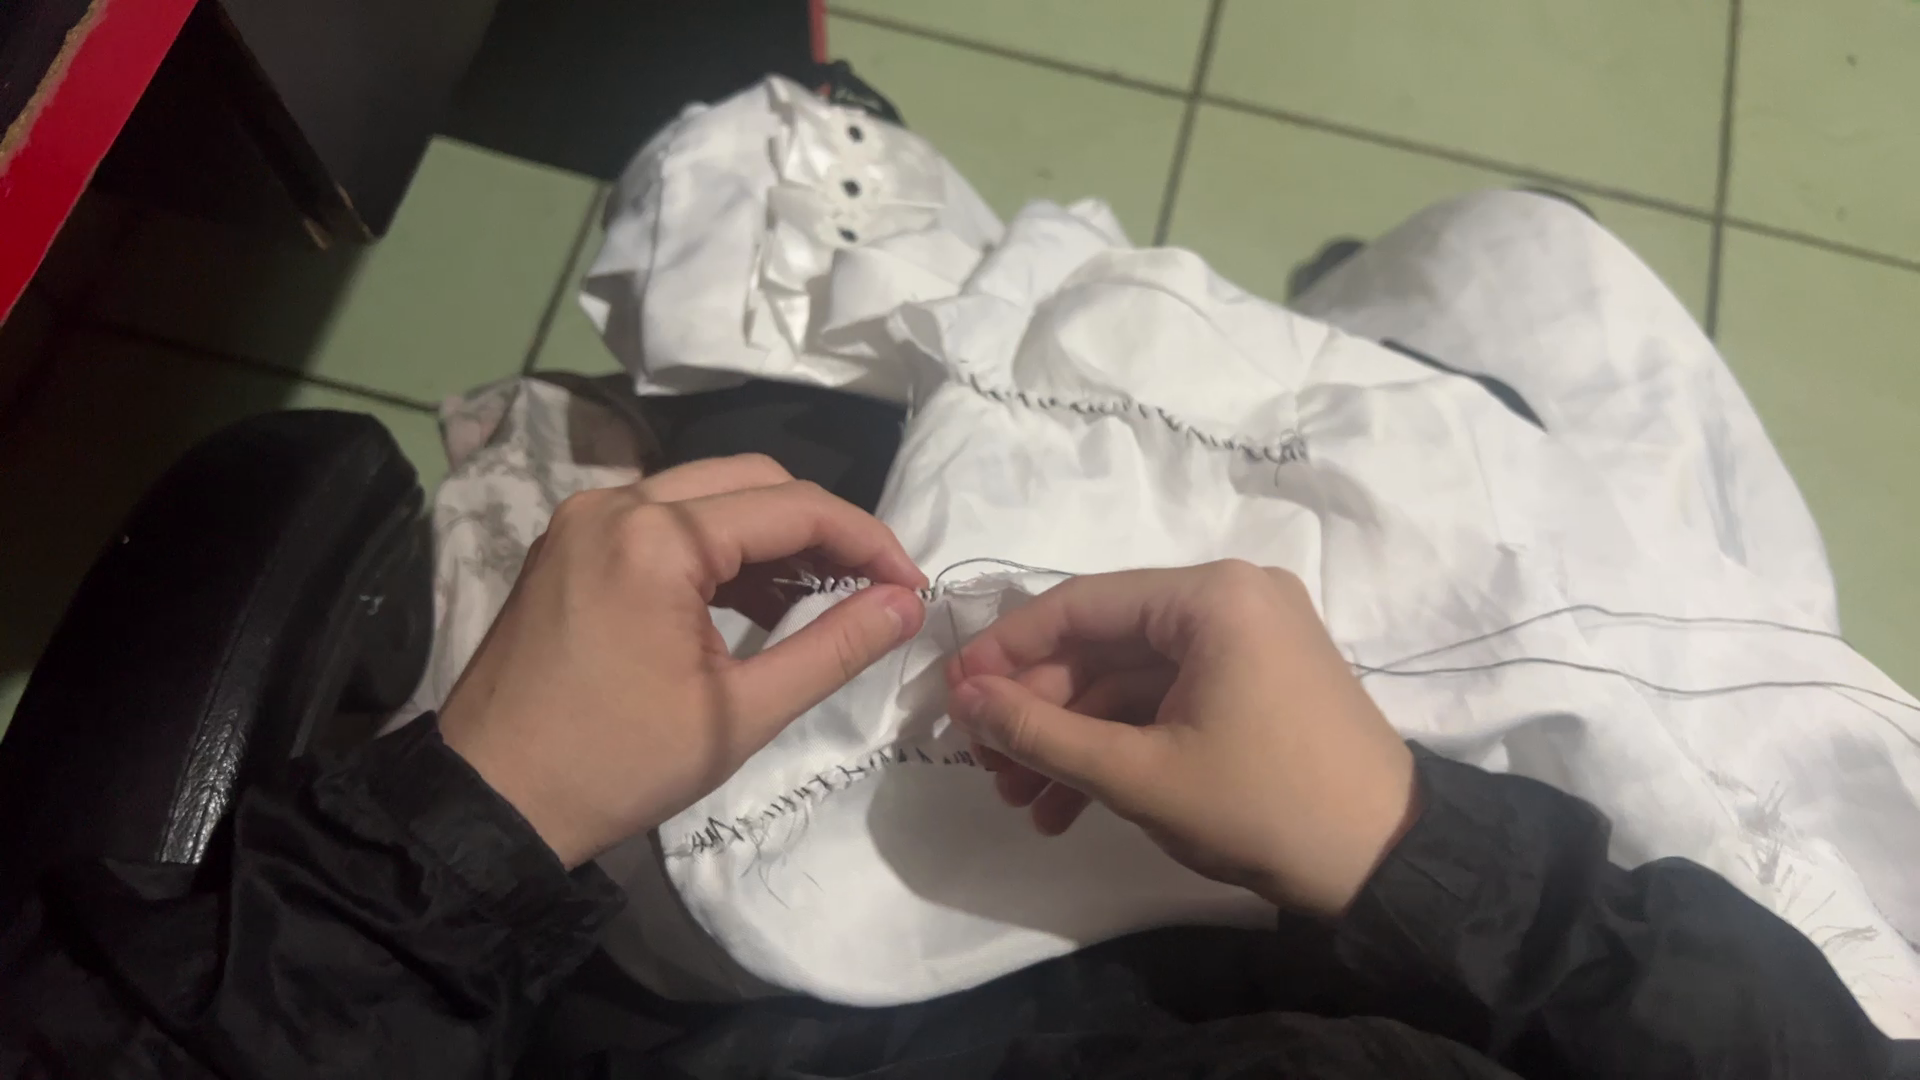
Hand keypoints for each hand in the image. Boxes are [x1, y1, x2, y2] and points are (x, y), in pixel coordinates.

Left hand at [439, 455, 926, 867]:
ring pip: (714, 493)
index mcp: (657, 538)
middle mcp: (618, 503)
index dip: (867, 539)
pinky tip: (754, 598)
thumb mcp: (742, 713)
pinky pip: (672, 519)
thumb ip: (836, 648)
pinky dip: (726, 548)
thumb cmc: (617, 765)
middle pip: (756, 481)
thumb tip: (907, 604)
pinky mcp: (576, 540)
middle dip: (824, 528)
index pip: (794, 507)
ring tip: (820, 594)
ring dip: (776, 535)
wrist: (485, 807)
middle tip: (869, 585)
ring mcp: (588, 517)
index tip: (910, 585)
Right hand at [945, 560, 1416, 915]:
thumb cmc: (1265, 807)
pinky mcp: (1246, 679)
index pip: (1081, 604)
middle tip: (988, 764)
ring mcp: (1240, 640)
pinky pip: (1161, 700)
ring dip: (1071, 738)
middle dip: (1040, 710)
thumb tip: (963, 699)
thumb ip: (1041, 732)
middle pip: (1101, 646)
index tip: (955, 692)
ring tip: (1022, 798)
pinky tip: (1068, 804)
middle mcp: (1226, 599)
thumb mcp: (1139, 774)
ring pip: (1125, 680)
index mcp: (1210, 596)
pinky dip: (1116, 745)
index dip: (1008, 648)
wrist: (1395, 875)